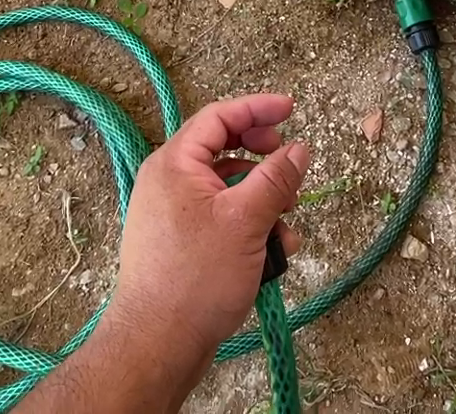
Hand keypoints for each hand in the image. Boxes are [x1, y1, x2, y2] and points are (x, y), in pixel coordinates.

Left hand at [104, 94, 309, 362]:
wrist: (157, 347)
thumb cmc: (197, 277)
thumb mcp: (246, 220)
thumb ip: (276, 179)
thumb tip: (299, 149)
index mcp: (175, 163)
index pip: (219, 116)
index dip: (257, 108)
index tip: (291, 109)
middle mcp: (169, 181)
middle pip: (223, 148)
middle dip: (263, 156)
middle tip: (288, 159)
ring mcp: (173, 213)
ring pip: (227, 187)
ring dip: (262, 197)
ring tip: (288, 217)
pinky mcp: (181, 241)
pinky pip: (220, 216)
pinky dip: (249, 223)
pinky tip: (274, 249)